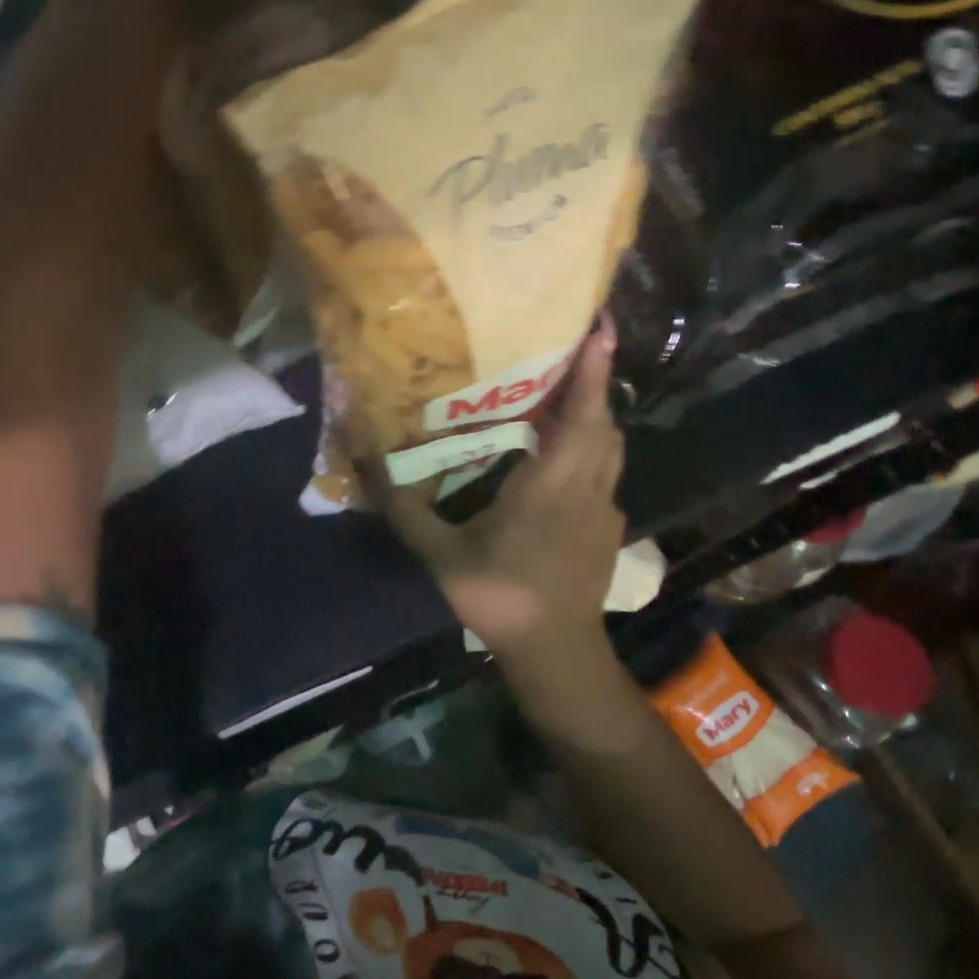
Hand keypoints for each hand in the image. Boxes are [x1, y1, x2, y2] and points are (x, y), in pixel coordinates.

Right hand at [363, 320, 625, 658]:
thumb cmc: (499, 597)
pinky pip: (606, 473)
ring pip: (611, 448)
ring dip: (595, 417)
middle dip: (592, 384)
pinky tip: (565, 460)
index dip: (592, 371)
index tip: (599, 327)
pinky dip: (593, 451)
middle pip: (603, 423)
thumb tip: (367, 461)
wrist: (555, 651)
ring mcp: (605, 510)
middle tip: (569, 353)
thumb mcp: (441, 554)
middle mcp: (588, 488)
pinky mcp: (609, 530)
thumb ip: (405, 508)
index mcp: (552, 485)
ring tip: (567, 397)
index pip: (583, 415)